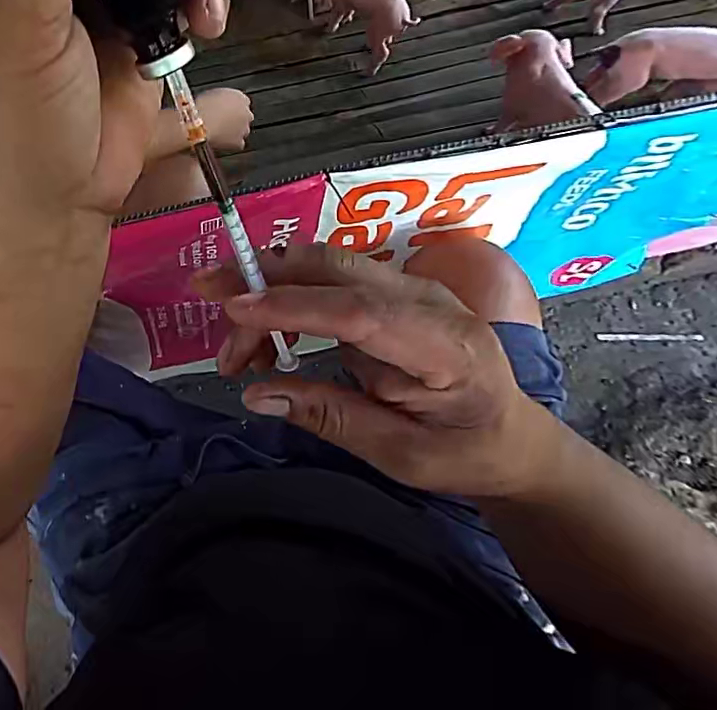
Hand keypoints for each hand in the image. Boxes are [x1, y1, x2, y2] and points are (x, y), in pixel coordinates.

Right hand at [192, 244, 562, 498]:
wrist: (509, 433)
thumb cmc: (463, 452)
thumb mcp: (398, 454)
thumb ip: (329, 416)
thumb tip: (255, 393)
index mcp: (446, 346)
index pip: (360, 311)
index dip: (293, 306)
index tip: (234, 311)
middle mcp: (428, 299)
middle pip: (335, 268)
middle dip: (264, 274)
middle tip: (207, 291)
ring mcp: (410, 285)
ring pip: (324, 262)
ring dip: (268, 285)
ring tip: (231, 338)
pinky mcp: (390, 286)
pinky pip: (327, 276)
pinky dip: (285, 293)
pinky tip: (261, 328)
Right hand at [194, 88, 253, 151]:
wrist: (195, 126)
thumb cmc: (197, 109)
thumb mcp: (209, 95)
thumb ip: (220, 99)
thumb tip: (217, 103)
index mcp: (239, 97)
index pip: (241, 102)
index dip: (231, 107)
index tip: (223, 111)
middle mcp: (245, 112)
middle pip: (243, 117)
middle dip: (234, 120)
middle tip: (220, 122)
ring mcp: (244, 128)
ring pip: (242, 131)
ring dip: (233, 132)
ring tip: (217, 133)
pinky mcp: (239, 142)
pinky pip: (237, 144)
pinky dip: (230, 144)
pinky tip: (219, 142)